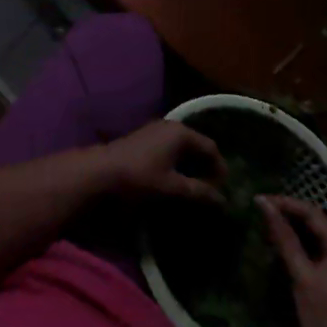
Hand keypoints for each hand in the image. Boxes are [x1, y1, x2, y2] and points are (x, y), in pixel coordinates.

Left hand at [96, 121, 225, 202]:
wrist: (103, 169)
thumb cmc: (141, 176)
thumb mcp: (172, 187)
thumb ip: (199, 192)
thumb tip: (222, 200)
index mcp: (182, 133)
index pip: (211, 147)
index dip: (220, 168)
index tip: (223, 189)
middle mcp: (172, 126)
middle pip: (198, 144)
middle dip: (206, 166)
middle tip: (210, 189)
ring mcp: (157, 129)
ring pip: (184, 146)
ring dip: (192, 164)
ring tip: (195, 186)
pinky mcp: (147, 136)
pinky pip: (172, 146)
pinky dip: (179, 160)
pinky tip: (175, 177)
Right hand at [259, 195, 326, 326]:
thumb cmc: (324, 322)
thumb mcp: (302, 277)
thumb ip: (285, 239)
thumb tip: (265, 204)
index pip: (314, 214)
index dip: (287, 204)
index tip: (260, 199)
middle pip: (315, 226)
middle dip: (289, 215)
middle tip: (261, 210)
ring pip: (313, 242)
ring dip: (291, 233)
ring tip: (265, 226)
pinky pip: (312, 259)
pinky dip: (295, 252)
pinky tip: (278, 251)